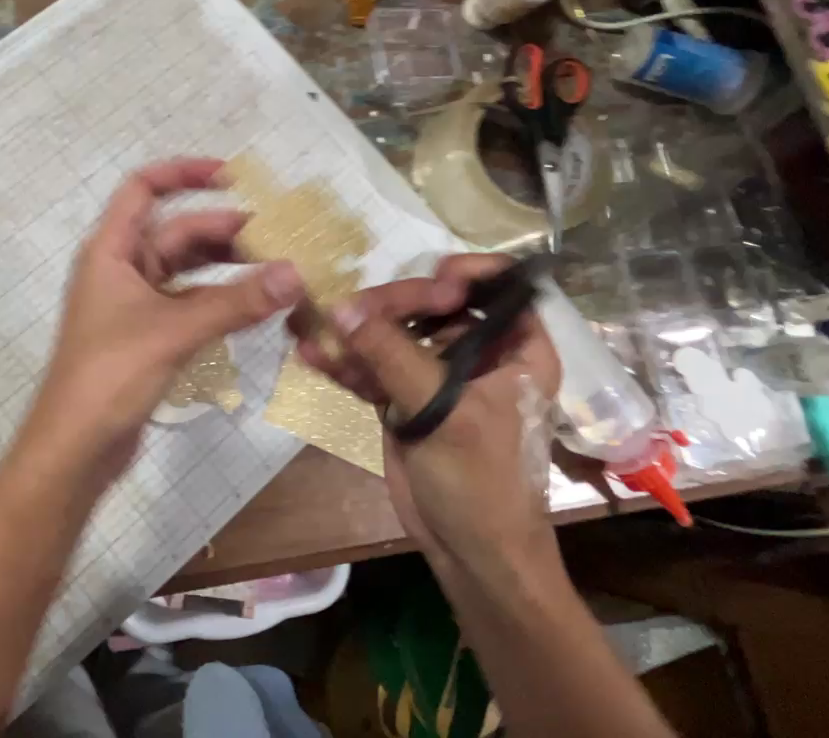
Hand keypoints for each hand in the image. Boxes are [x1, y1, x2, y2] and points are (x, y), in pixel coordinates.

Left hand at [20, 158, 305, 481]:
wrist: (75, 445)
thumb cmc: (111, 375)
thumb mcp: (175, 331)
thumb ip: (236, 302)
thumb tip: (296, 273)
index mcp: (110, 250)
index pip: (143, 189)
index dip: (183, 173)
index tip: (232, 176)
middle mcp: (118, 268)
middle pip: (174, 231)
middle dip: (222, 230)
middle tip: (277, 239)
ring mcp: (131, 303)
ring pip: (184, 269)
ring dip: (224, 267)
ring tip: (274, 270)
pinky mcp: (144, 335)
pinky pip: (186, 302)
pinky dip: (217, 300)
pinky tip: (252, 307)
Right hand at [290, 254, 560, 573]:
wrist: (470, 554)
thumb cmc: (484, 483)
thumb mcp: (447, 415)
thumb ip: (393, 356)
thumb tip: (340, 308)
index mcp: (516, 351)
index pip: (501, 287)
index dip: (467, 273)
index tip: (431, 279)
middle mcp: (477, 353)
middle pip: (432, 303)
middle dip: (390, 304)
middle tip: (350, 312)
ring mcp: (435, 375)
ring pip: (394, 332)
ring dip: (354, 331)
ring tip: (313, 326)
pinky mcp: (401, 397)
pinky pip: (371, 366)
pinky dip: (344, 361)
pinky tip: (311, 354)